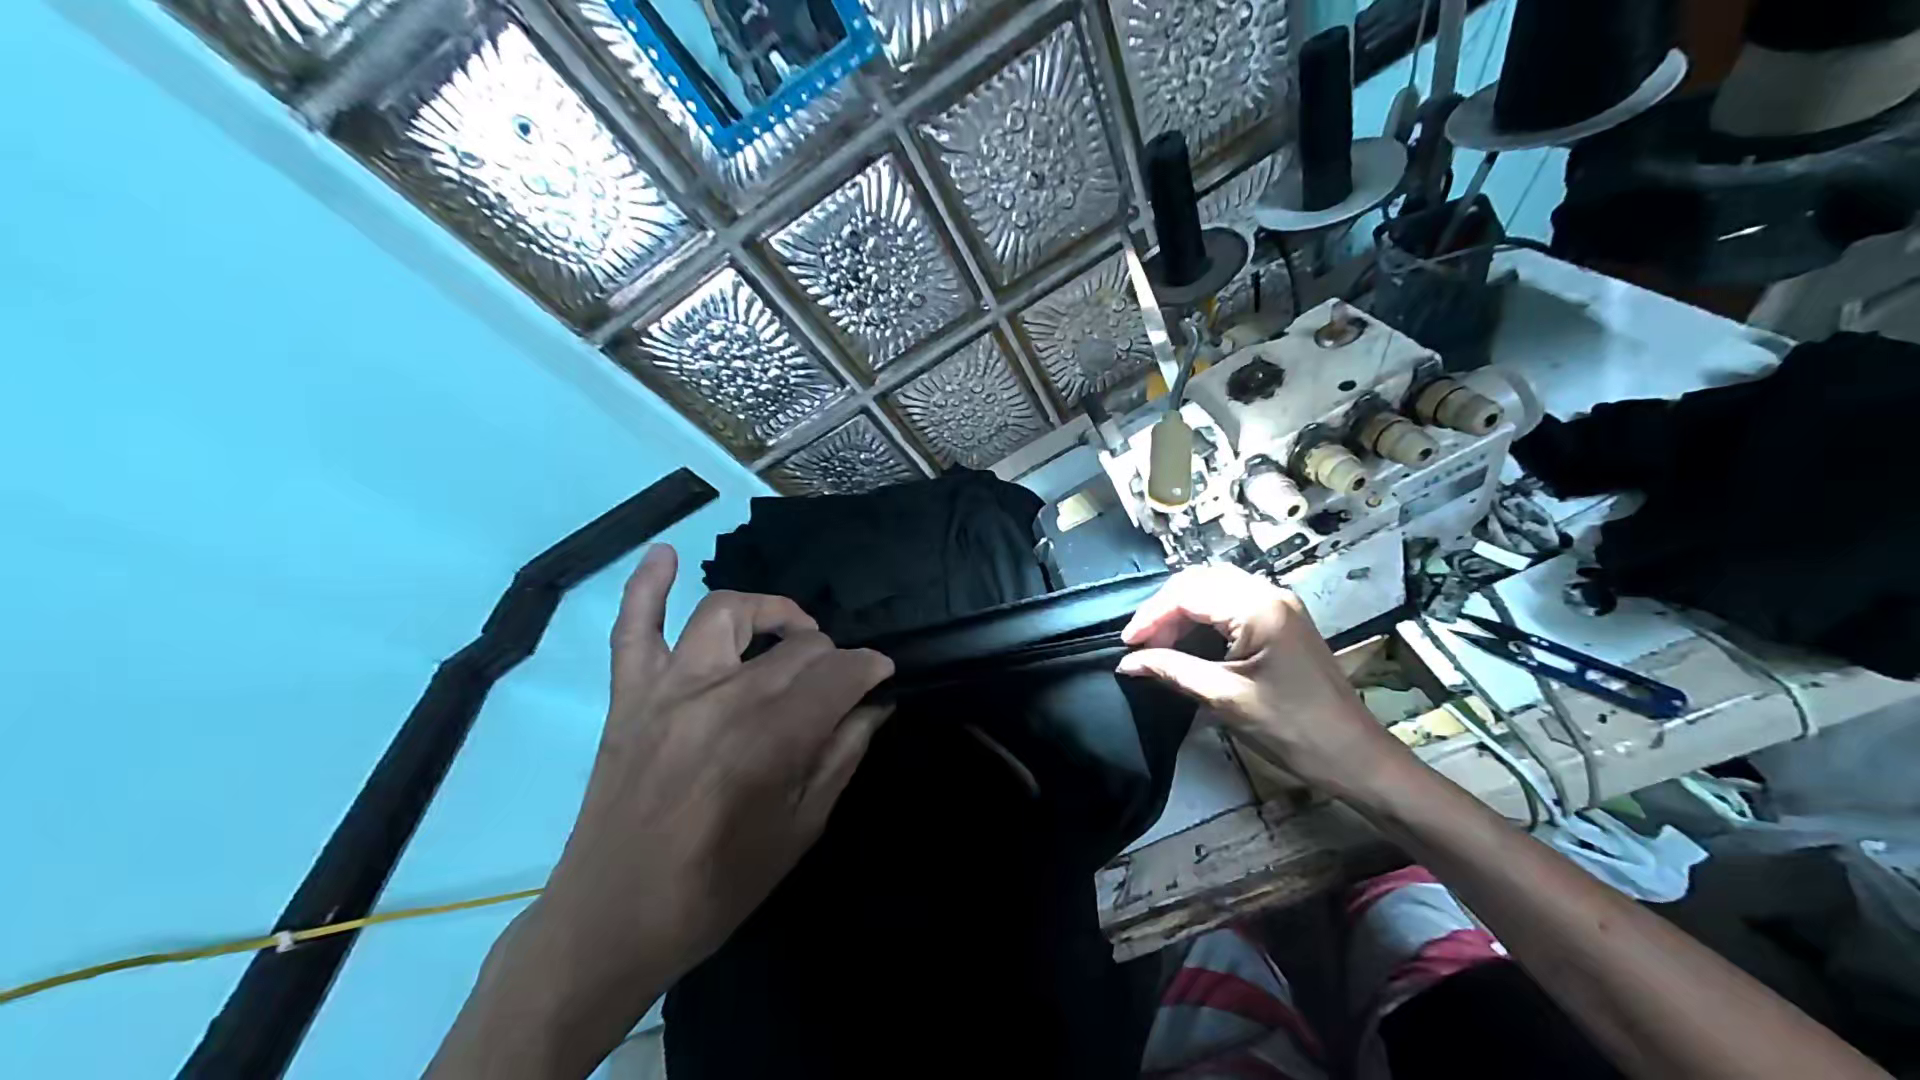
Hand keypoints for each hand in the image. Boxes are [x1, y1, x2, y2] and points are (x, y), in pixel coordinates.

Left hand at [532, 544, 892, 1011]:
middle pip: (794, 646)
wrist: (609, 921)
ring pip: (726, 613)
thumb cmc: (714, 889)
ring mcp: (666, 690)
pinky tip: (665, 554)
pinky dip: (647, 586)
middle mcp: (719, 699)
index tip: (883, 676)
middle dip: (832, 656)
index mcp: (766, 741)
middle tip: (841, 682)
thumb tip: (874, 706)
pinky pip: (633, 627)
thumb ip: (840, 757)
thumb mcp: (798, 832)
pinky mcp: (628, 696)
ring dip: (770, 613)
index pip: (837, 676)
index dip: (870, 669)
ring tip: (791, 633)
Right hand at [1115, 564, 1407, 798]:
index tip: (1128, 645)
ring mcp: (1278, 605)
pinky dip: (1202, 619)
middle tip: (1141, 645)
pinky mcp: (1281, 622)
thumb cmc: (1291, 727)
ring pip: (1213, 590)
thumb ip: (1172, 671)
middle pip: (1199, 583)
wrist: (1354, 755)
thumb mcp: (1224, 698)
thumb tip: (1128, 662)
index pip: (1188, 593)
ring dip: (1181, 613)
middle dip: (1164, 610)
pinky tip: (1186, 642)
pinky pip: (1230, 605)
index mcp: (1258, 607)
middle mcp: (1269, 594)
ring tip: (1158, 645)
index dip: (1151, 616)